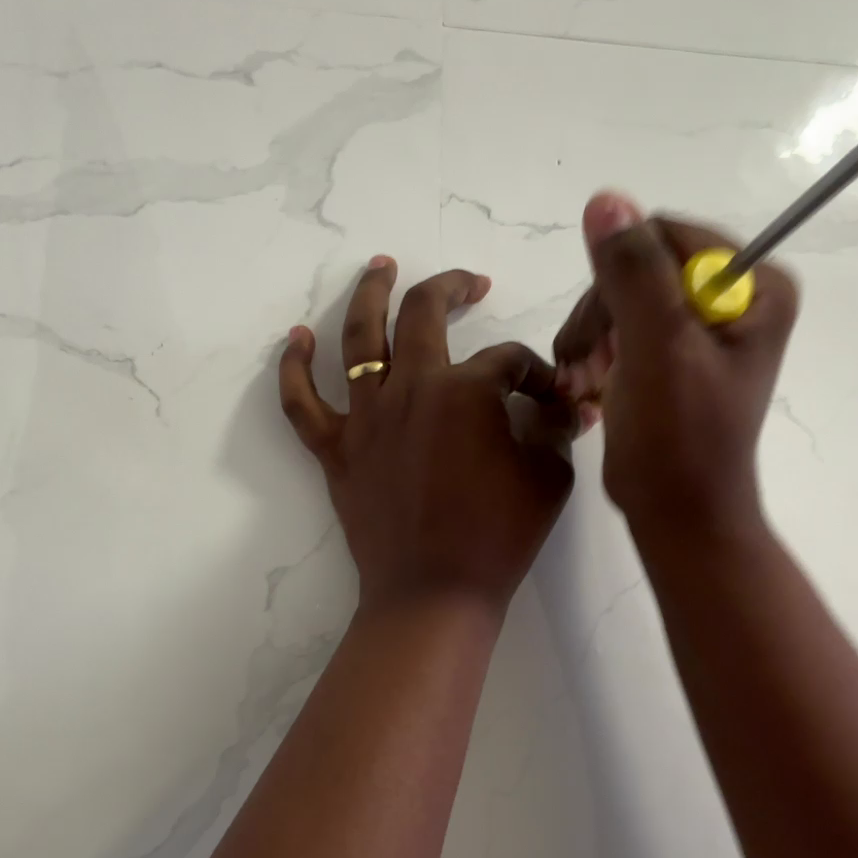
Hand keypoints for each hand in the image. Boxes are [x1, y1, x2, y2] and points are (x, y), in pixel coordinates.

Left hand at [280, 257, 574, 611]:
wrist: (434, 592)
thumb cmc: (497, 537)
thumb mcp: (549, 477)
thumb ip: (553, 428)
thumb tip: (564, 404)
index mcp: (466, 391)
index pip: (507, 360)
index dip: (534, 373)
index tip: (548, 397)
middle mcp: (409, 388)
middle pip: (423, 314)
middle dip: (452, 287)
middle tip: (471, 283)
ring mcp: (365, 417)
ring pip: (356, 337)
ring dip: (369, 293)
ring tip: (380, 265)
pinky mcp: (336, 450)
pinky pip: (301, 403)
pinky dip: (293, 367)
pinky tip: (295, 338)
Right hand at [552, 192, 799, 540]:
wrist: (677, 513)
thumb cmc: (677, 437)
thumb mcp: (656, 348)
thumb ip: (632, 272)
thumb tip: (605, 200)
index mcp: (754, 286)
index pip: (665, 237)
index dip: (621, 280)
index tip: (608, 337)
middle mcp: (734, 297)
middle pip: (639, 268)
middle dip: (602, 317)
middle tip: (587, 367)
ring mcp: (702, 328)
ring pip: (620, 299)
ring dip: (590, 339)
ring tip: (582, 383)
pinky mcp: (673, 354)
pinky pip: (620, 328)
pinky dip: (595, 356)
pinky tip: (587, 387)